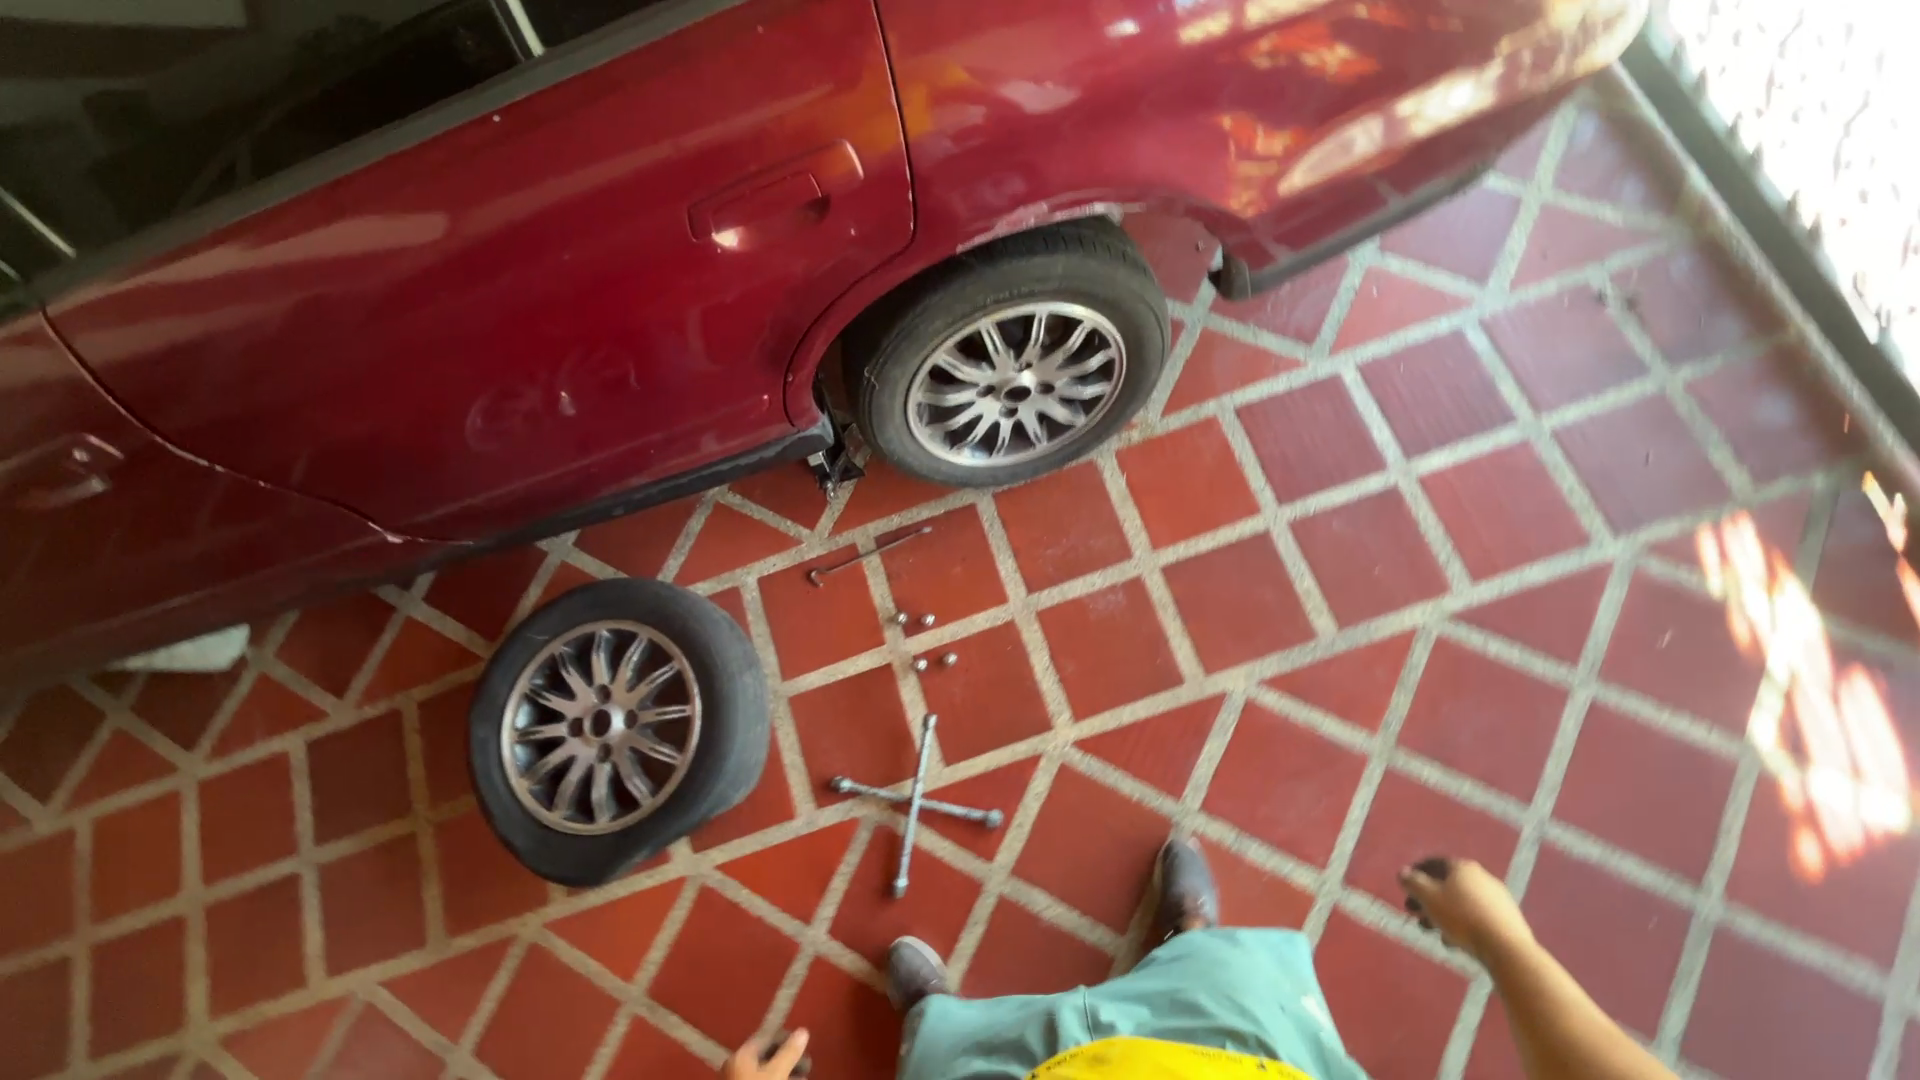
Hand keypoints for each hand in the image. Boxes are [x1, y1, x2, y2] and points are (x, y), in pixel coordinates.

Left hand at [724, 1029, 810, 1079]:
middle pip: (768, 1056)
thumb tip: (803, 1031)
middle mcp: (738, 1067)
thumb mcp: (777, 1074)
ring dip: (787, 1074)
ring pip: (768, 1073)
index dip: (787, 1038)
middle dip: (790, 1059)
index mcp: (743, 1055)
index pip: (767, 1037)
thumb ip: (789, 1052)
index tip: (805, 1045)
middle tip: (807, 1066)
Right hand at [1399, 857, 1533, 963]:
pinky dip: (1462, 925)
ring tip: (1431, 930)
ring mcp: (1498, 899)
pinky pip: (1477, 917)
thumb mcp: (1427, 897)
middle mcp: (1481, 877)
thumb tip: (1403, 872)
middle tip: (1413, 912)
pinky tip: (1454, 941)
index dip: (1416, 874)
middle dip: (1427, 898)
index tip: (1405, 888)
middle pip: (1447, 885)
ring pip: (1461, 903)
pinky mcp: (1508, 919)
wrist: (1506, 948)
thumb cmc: (1461, 917)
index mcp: (1462, 867)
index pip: (1433, 863)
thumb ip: (1411, 882)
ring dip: (1443, 914)